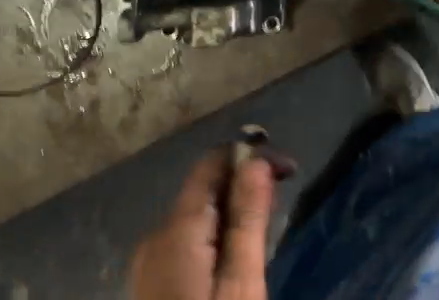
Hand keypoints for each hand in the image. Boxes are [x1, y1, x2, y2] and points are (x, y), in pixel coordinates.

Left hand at [130, 150, 275, 299]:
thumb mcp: (242, 280)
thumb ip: (247, 217)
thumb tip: (257, 160)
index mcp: (176, 230)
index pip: (211, 164)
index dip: (251, 156)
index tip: (289, 171)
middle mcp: (155, 236)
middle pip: (206, 189)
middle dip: (245, 187)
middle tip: (281, 208)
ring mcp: (149, 262)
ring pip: (199, 216)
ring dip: (233, 214)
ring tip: (261, 237)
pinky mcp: (152, 282)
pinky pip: (189, 240)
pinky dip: (216, 237)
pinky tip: (235, 260)